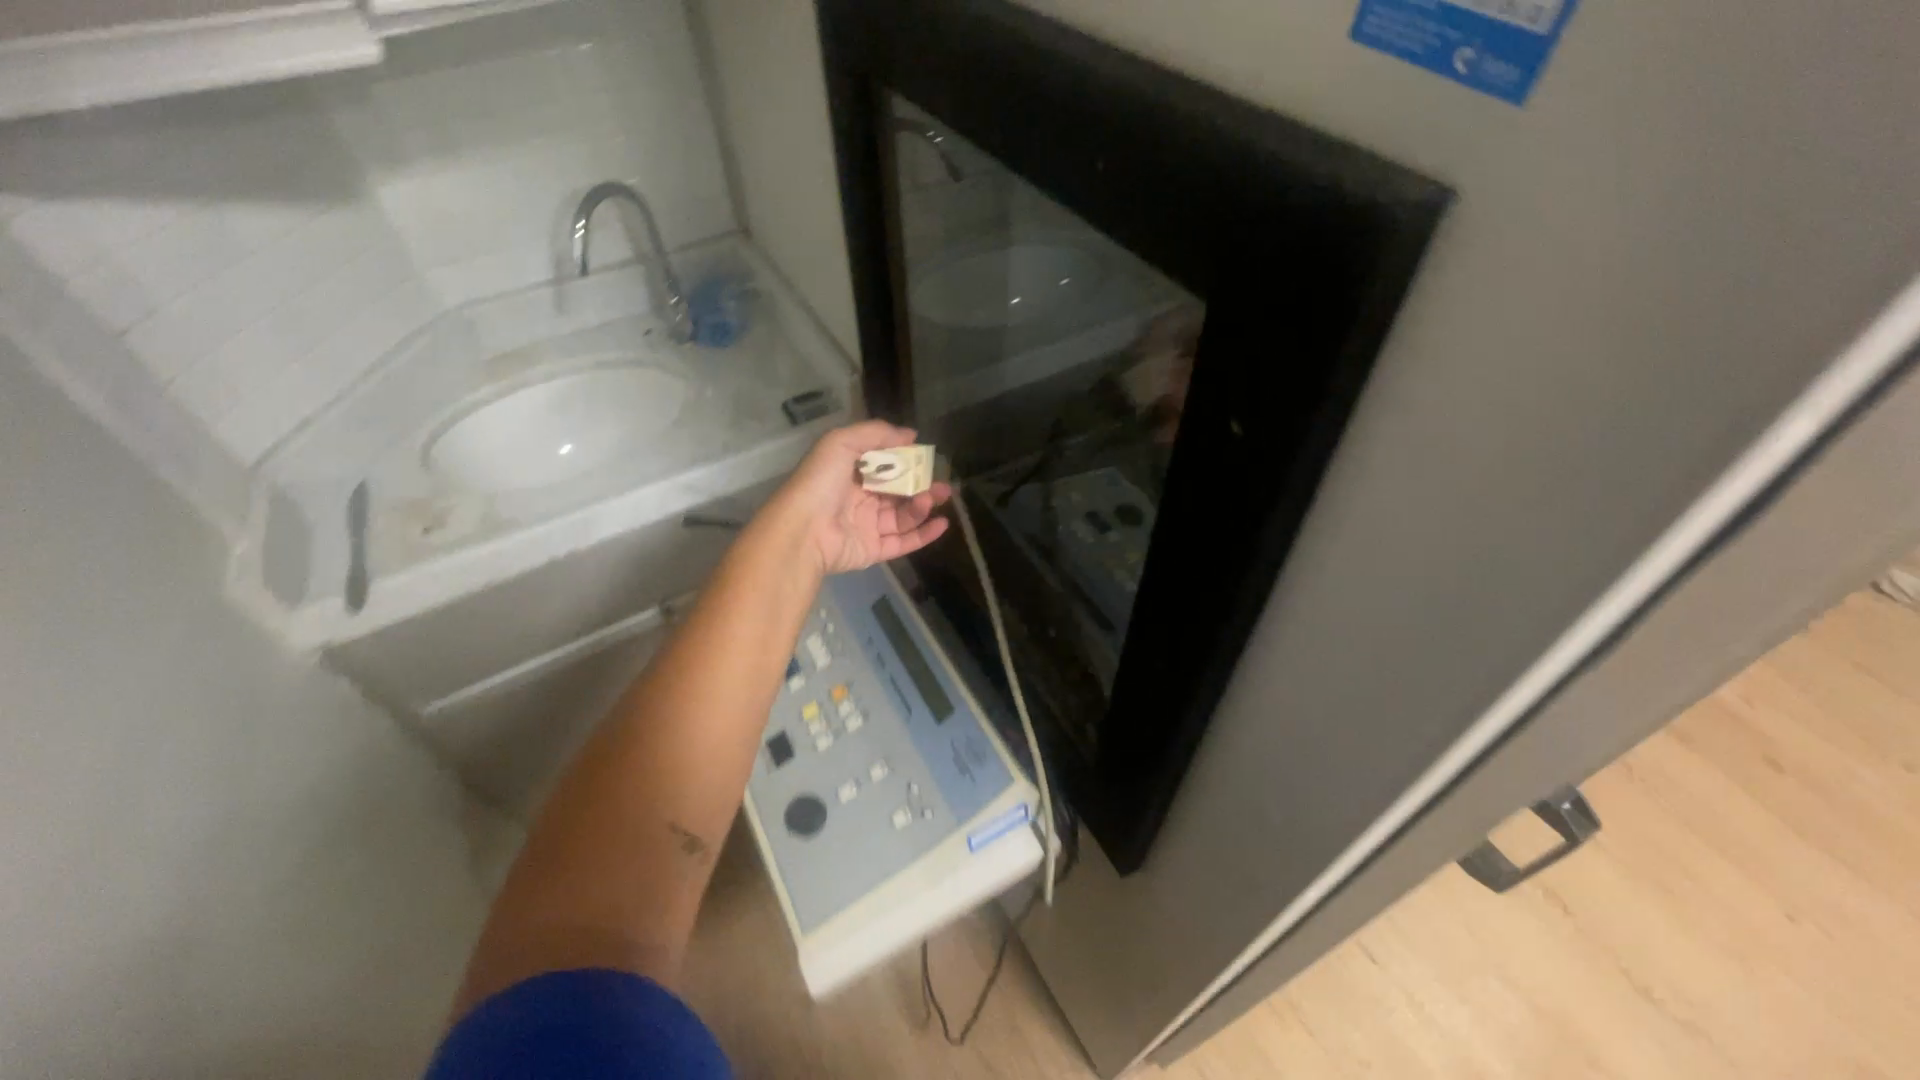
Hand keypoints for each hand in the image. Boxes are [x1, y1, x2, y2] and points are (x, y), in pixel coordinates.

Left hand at [774, 420, 952, 575]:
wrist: (803, 531)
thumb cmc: (819, 482)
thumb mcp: (841, 442)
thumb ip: (876, 433)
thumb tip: (910, 435)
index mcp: (847, 473)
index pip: (882, 464)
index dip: (905, 460)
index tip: (927, 456)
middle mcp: (857, 499)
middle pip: (896, 491)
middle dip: (921, 486)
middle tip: (943, 484)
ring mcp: (865, 526)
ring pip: (902, 516)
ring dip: (922, 506)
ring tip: (936, 498)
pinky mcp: (872, 551)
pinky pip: (903, 542)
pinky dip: (924, 534)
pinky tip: (942, 524)